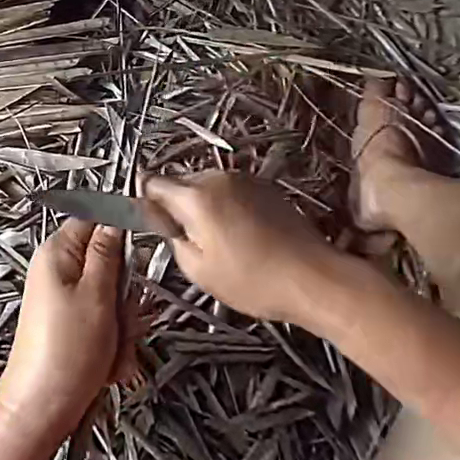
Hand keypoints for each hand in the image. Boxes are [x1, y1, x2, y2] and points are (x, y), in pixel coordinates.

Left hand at [0, 220, 125, 440]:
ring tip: (112, 346)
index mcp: (57, 252)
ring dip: (121, 324)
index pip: (94, 217)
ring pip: (110, 296)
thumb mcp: (98, 296)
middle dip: (124, 293)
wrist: (40, 409)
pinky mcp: (69, 324)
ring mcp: (62, 298)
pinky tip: (107, 362)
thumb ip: (109, 253)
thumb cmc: (63, 355)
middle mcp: (56, 270)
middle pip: (107, 262)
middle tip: (121, 315)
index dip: (121, 231)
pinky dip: (111, 343)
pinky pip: (103, 322)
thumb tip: (116, 218)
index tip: (138, 252)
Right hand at [145, 170, 337, 323]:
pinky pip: (231, 190)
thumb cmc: (254, 280)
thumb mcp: (200, 270)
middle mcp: (217, 178)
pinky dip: (227, 205)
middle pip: (181, 182)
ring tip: (220, 240)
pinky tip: (242, 234)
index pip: (153, 182)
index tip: (150, 218)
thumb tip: (161, 220)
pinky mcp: (264, 186)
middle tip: (189, 239)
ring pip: (207, 185)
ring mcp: (243, 179)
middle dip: (177, 204)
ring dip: (204, 205)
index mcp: (196, 197)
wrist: (314, 278)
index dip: (145, 198)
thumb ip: (172, 238)